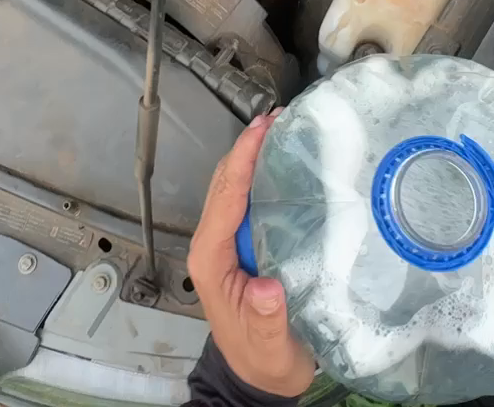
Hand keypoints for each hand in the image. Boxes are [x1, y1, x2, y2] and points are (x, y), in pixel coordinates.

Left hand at [189, 110, 315, 397]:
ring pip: (232, 184)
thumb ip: (265, 319)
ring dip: (252, 154)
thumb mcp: (270, 346)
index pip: (226, 196)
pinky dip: (259, 171)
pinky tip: (282, 160)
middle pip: (225, 181)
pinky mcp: (238, 241)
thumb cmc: (264, 360)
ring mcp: (223, 239)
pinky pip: (244, 196)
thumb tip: (267, 289)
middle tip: (279, 117)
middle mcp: (211, 242)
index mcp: (211, 259)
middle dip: (247, 146)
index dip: (243, 158)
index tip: (262, 128)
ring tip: (282, 128)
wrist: (258, 377)